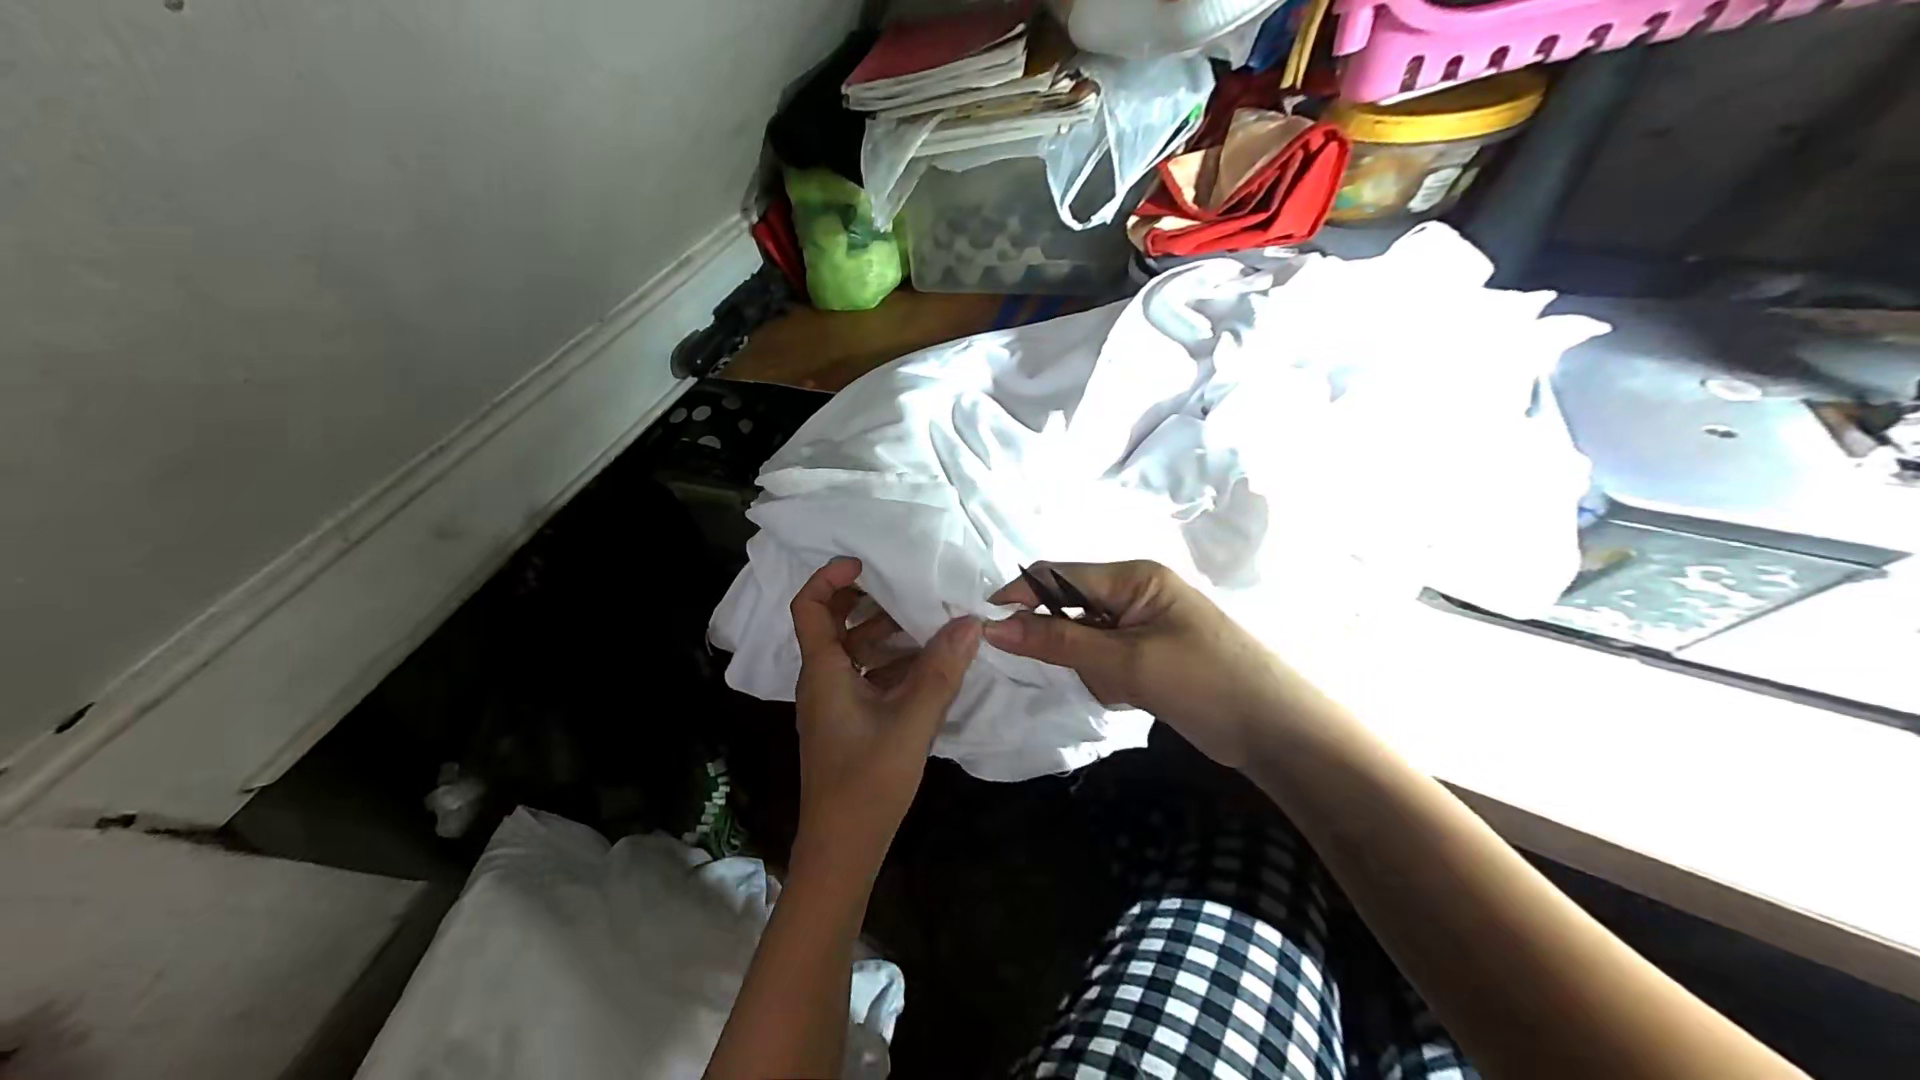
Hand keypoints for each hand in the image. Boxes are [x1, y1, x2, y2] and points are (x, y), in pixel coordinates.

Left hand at [790, 557, 981, 869]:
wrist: (843, 849)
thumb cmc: (867, 783)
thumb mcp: (911, 723)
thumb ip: (940, 672)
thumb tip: (969, 623)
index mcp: (824, 672)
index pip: (810, 607)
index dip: (830, 578)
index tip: (865, 564)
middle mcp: (823, 680)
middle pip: (835, 624)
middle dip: (870, 602)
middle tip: (910, 587)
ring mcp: (835, 703)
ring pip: (855, 651)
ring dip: (888, 633)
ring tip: (931, 620)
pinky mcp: (850, 721)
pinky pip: (868, 676)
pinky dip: (893, 663)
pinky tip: (930, 665)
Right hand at [984, 560, 1311, 768]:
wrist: (1275, 732)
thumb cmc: (1203, 682)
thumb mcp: (1125, 662)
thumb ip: (1058, 641)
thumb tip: (993, 627)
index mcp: (1134, 576)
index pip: (1058, 574)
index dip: (1019, 595)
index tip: (986, 626)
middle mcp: (1136, 592)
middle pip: (1069, 606)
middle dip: (1063, 641)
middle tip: (1084, 671)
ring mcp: (1143, 625)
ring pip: (1084, 638)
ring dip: (1089, 666)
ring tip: (1124, 689)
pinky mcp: (1148, 655)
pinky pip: (1104, 659)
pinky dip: (1105, 679)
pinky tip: (1132, 697)